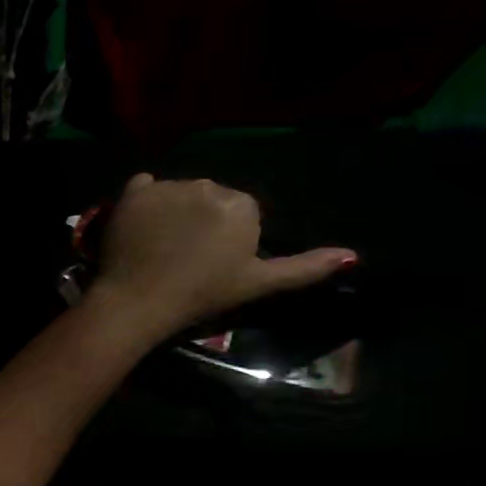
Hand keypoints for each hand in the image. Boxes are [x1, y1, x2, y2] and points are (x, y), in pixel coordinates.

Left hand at [87, 174, 355, 342]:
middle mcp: (207, 184)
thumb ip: (303, 267)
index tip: (209, 264)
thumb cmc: (201, 295)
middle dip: (200, 221)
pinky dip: (144, 202)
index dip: (224, 239)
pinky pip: (143, 188)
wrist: (138, 301)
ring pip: (176, 193)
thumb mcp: (256, 283)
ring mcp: (167, 186)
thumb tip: (352, 255)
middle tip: (183, 257)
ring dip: (172, 211)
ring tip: (160, 246)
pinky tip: (140, 226)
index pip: (238, 213)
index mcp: (241, 204)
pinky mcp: (133, 193)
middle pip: (207, 199)